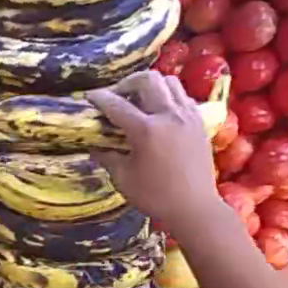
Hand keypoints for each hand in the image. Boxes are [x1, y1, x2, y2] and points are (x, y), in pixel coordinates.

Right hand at [86, 70, 226, 238]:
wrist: (195, 208)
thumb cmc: (155, 196)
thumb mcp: (123, 178)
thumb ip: (107, 156)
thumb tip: (94, 145)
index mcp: (146, 130)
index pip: (116, 104)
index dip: (99, 98)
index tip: (88, 97)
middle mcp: (168, 115)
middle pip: (147, 79)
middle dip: (127, 83)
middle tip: (117, 96)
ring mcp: (187, 116)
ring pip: (169, 82)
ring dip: (151, 86)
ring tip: (140, 100)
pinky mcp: (199, 122)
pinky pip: (183, 96)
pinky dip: (169, 96)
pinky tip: (160, 113)